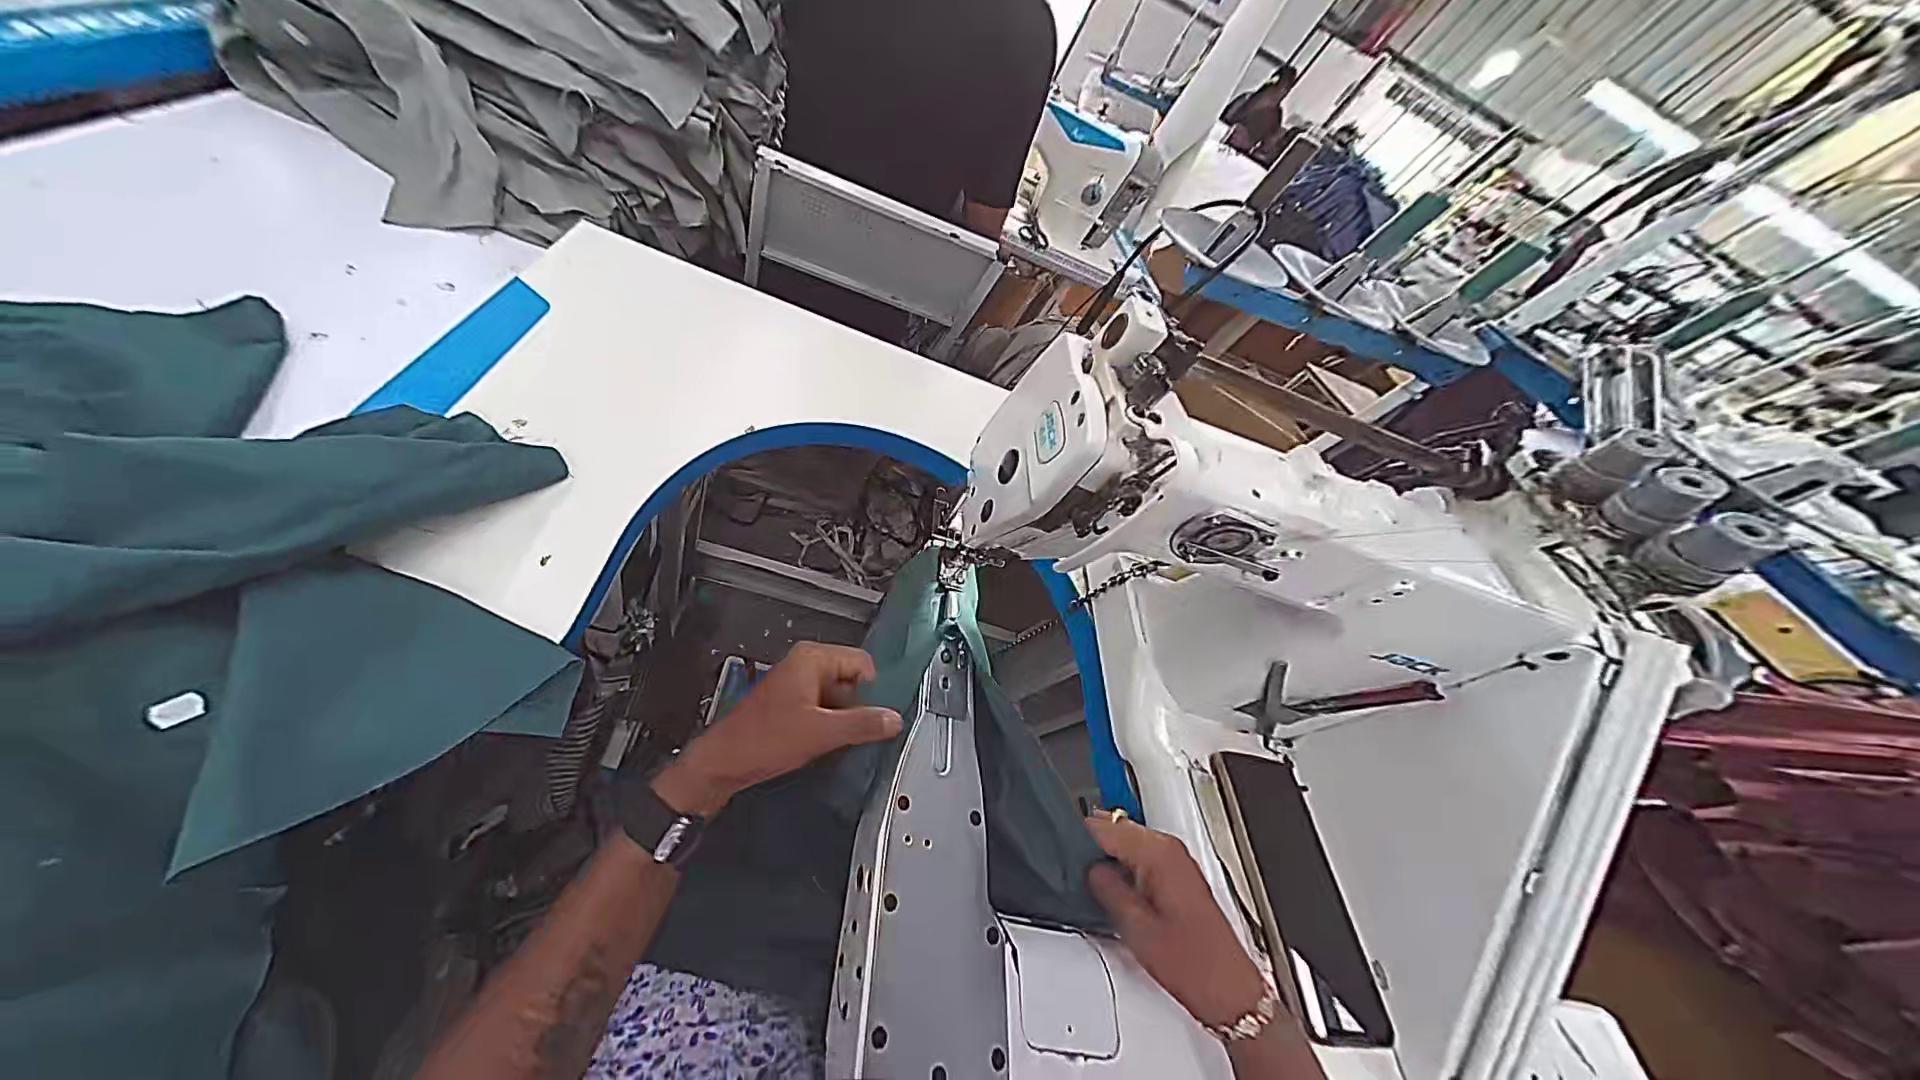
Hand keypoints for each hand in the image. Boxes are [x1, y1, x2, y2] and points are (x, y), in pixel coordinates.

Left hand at [651, 642, 901, 816]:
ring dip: (843, 720)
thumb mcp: (821, 733)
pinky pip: (826, 710)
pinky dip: (830, 726)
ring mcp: (798, 685)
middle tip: (850, 731)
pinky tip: (824, 744)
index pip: (864, 663)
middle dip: (857, 707)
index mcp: (812, 658)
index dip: (872, 690)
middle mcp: (805, 665)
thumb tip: (893, 719)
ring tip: (833, 740)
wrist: (721, 766)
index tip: (875, 715)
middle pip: (853, 680)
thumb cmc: (761, 741)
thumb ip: (862, 724)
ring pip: (840, 698)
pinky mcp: (793, 705)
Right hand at [1085, 815, 1267, 1029]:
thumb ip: (1106, 887)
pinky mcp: (1179, 874)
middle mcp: (1170, 848)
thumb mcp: (1135, 927)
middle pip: (1117, 828)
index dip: (1077, 835)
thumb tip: (1090, 869)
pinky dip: (1124, 867)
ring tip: (1090, 883)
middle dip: (1092, 845)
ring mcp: (1177, 860)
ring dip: (1108, 857)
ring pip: (1127, 842)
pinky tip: (1114, 891)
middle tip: (1071, 868)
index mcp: (1158, 852)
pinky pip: (1141, 856)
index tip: (1058, 845)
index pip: (1104, 825)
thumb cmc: (1195, 965)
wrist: (1231, 993)